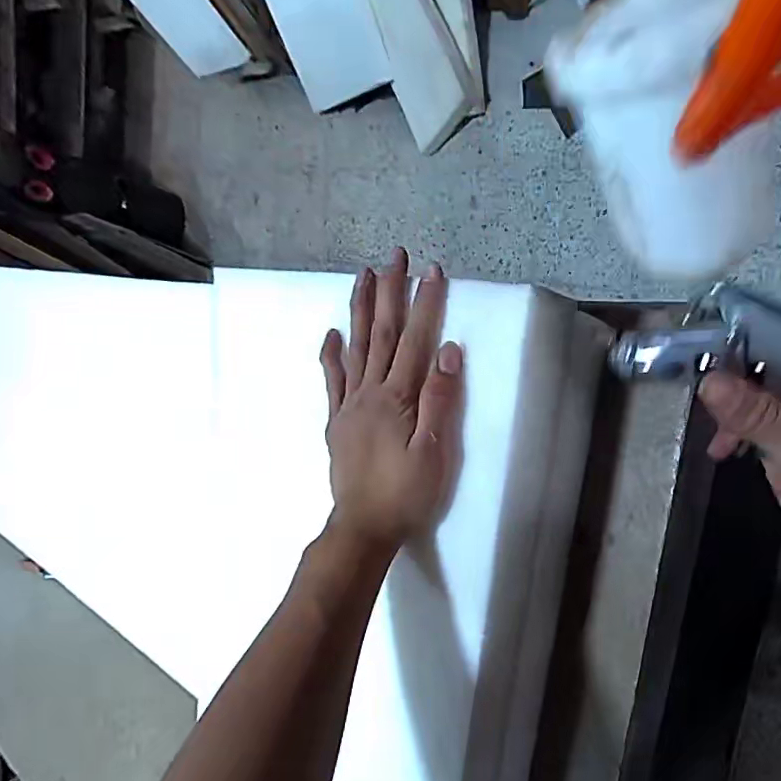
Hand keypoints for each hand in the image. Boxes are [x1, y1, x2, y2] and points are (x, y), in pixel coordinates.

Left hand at [318, 248, 463, 552]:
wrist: (363, 525)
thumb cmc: (406, 493)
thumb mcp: (433, 451)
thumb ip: (440, 400)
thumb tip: (450, 351)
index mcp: (397, 398)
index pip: (415, 341)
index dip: (425, 304)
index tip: (432, 270)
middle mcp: (370, 393)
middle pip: (380, 334)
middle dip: (389, 292)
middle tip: (393, 255)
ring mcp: (349, 405)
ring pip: (354, 348)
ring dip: (359, 309)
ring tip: (362, 275)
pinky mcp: (337, 421)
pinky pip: (332, 380)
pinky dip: (331, 354)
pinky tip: (331, 334)